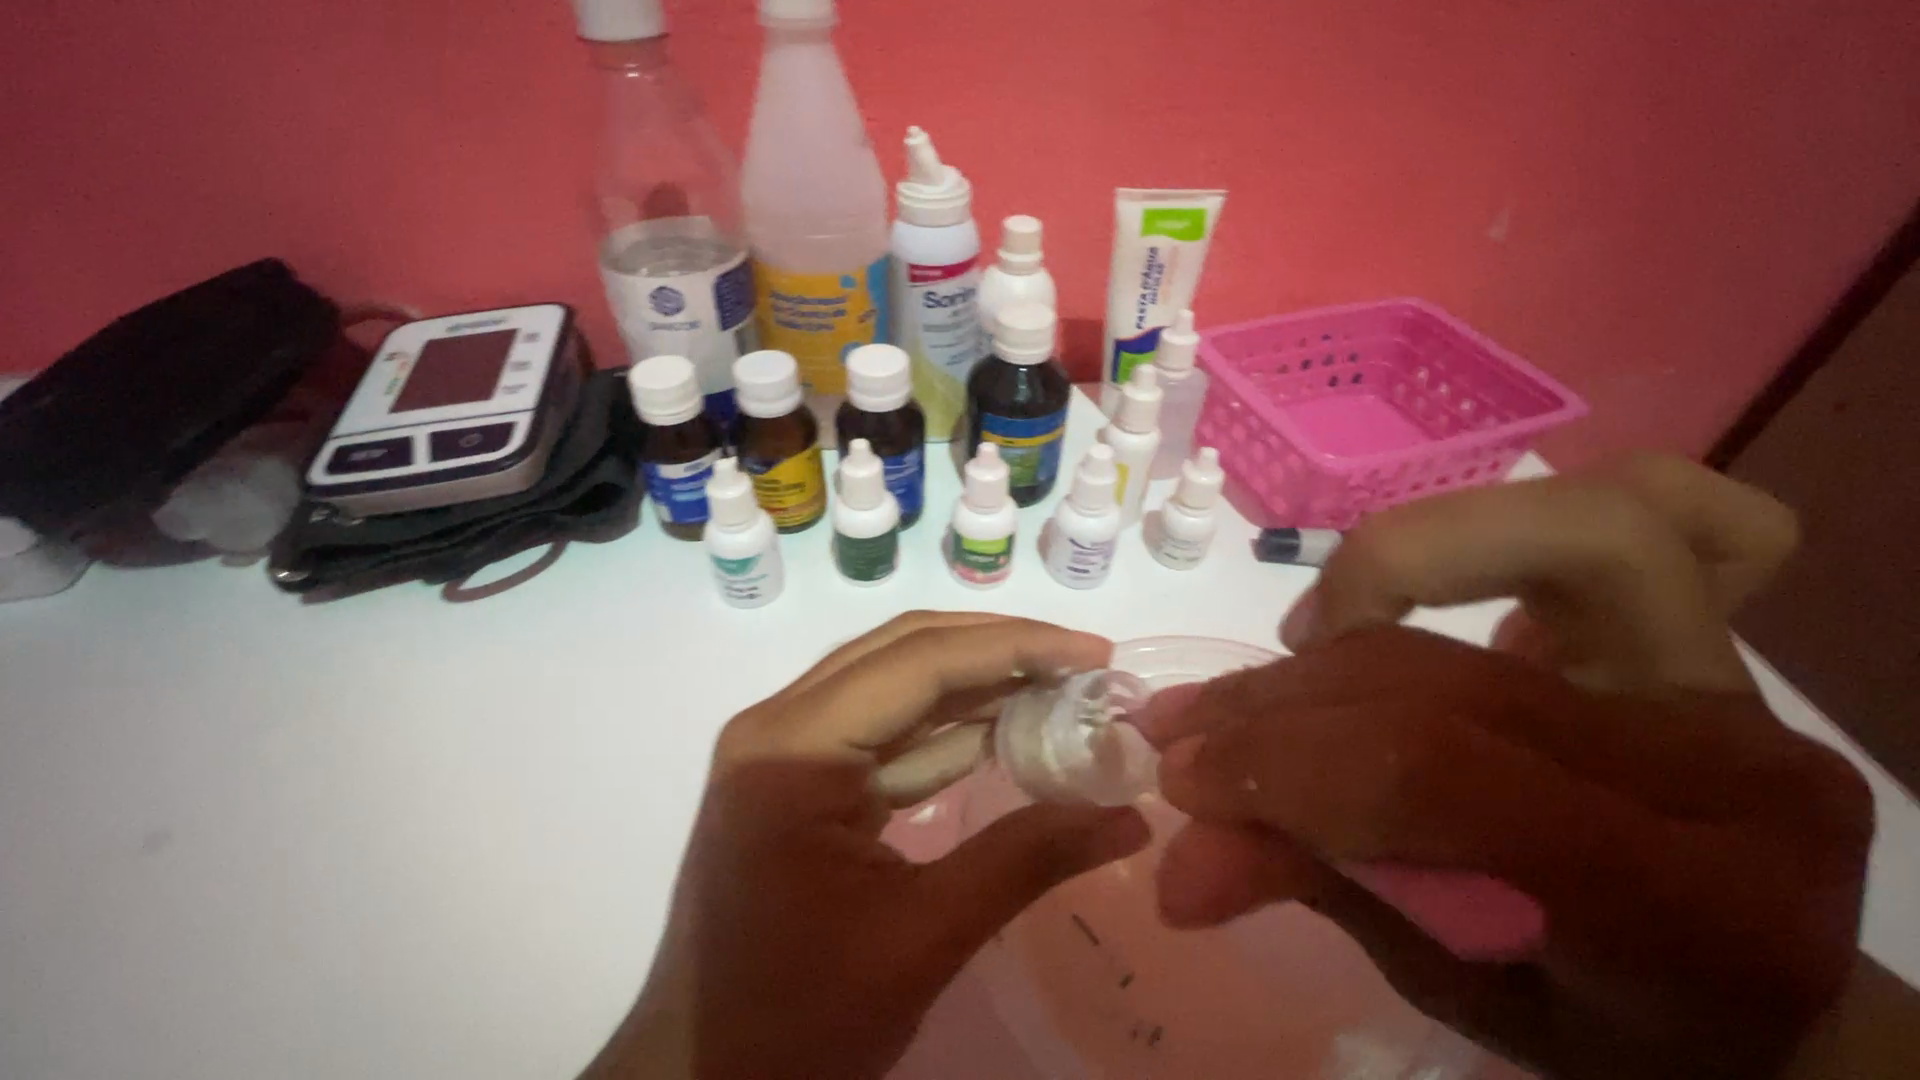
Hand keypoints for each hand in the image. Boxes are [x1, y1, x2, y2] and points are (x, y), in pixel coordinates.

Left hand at [583, 612, 1149, 1079]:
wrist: (704, 1076)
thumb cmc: (800, 1015)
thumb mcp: (924, 935)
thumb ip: (1026, 860)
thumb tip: (1129, 818)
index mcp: (793, 748)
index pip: (918, 663)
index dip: (1014, 647)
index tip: (1095, 653)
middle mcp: (780, 726)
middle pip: (902, 654)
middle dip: (999, 650)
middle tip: (1084, 663)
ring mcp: (786, 752)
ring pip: (895, 685)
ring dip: (978, 684)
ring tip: (1062, 689)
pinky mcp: (800, 782)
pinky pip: (884, 733)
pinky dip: (949, 729)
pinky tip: (1009, 731)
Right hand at [1138, 458, 1876, 1079]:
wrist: (1757, 988)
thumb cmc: (1604, 1017)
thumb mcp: (1454, 988)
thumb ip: (1316, 891)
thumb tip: (1177, 860)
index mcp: (1680, 904)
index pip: (1437, 771)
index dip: (1285, 759)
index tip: (1184, 777)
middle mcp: (1721, 766)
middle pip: (1446, 667)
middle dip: (1288, 694)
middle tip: (1197, 729)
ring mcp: (1724, 681)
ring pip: (1533, 547)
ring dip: (1370, 580)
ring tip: (1287, 650)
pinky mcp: (1701, 631)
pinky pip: (1615, 516)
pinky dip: (1463, 544)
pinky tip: (1384, 601)